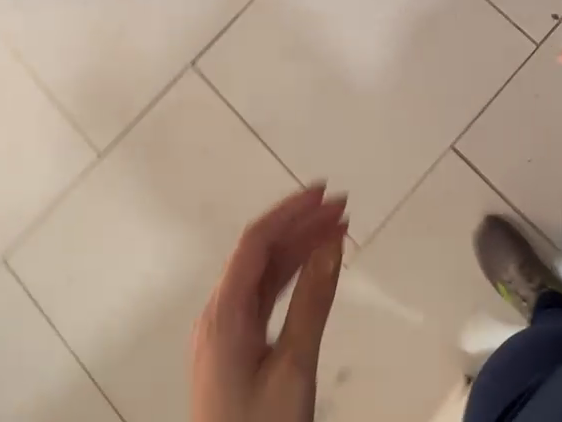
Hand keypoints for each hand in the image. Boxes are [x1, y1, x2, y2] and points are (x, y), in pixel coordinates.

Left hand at [192, 186, 347, 421]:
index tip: (327, 193)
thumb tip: (331, 243)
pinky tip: (315, 270)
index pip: (256, 243)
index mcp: (223, 314)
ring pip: (262, 276)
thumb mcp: (294, 367)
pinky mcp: (234, 352)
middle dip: (300, 225)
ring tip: (338, 230)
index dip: (291, 211)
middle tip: (344, 209)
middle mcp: (218, 315)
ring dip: (298, 249)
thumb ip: (313, 301)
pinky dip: (291, 278)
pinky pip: (263, 299)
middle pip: (259, 254)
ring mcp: (224, 334)